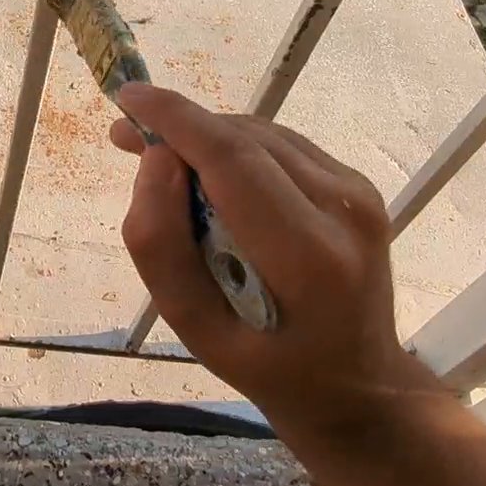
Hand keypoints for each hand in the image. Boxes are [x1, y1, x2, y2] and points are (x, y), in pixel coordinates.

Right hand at [110, 84, 441, 436]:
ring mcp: (358, 192)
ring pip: (261, 135)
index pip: (233, 159)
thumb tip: (156, 159)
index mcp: (307, 255)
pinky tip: (209, 174)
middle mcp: (344, 208)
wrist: (358, 386)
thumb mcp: (195, 328)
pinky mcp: (357, 184)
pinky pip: (280, 146)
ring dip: (205, 137)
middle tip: (126, 138)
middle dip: (180, 126)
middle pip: (245, 139)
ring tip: (162, 160)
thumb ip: (162, 246)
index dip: (176, 120)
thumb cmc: (267, 367)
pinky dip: (235, 149)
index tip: (127, 99)